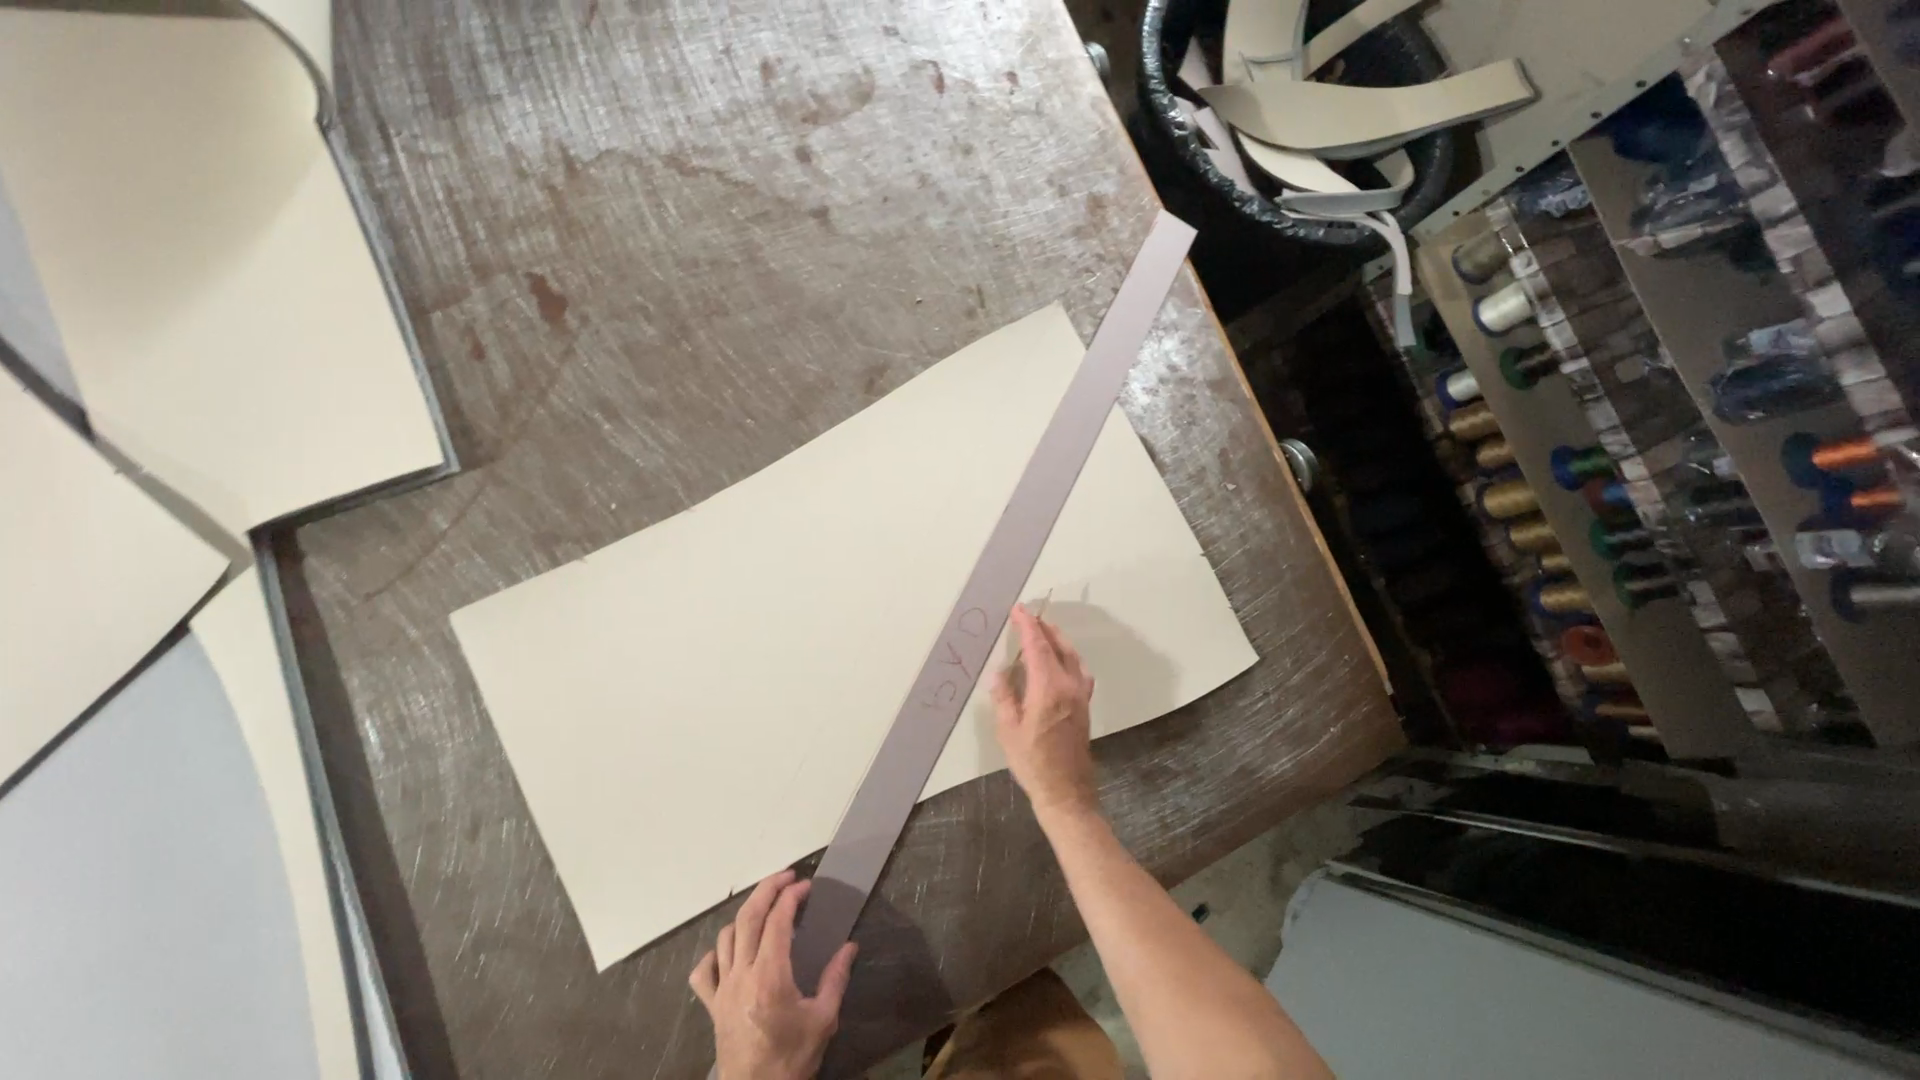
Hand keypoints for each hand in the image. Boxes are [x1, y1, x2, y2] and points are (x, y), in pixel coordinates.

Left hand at [689, 870, 858, 1079]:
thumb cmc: (792, 1059)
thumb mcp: (823, 1019)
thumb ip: (835, 978)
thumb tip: (850, 947)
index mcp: (770, 976)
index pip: (777, 921)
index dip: (791, 897)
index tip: (806, 886)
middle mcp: (741, 975)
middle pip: (748, 917)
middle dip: (767, 889)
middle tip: (786, 877)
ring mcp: (722, 990)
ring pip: (726, 937)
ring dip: (745, 916)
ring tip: (766, 911)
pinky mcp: (712, 1006)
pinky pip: (704, 971)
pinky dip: (716, 952)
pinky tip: (732, 951)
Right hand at [990, 604, 1098, 818]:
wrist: (1066, 791)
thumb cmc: (1032, 762)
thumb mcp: (1008, 730)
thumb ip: (1004, 697)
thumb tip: (1000, 673)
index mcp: (1048, 688)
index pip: (1037, 646)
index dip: (1027, 625)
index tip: (1018, 610)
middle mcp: (1069, 685)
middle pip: (1058, 646)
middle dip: (1043, 627)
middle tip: (1027, 615)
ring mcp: (1080, 695)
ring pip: (1072, 656)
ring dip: (1057, 639)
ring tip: (1043, 631)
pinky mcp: (1084, 705)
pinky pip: (1078, 670)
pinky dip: (1068, 656)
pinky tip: (1060, 660)